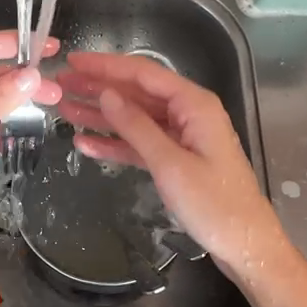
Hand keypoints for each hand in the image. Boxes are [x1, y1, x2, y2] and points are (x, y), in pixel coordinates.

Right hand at [56, 52, 283, 272]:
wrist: (245, 246)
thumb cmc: (214, 205)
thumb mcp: (170, 165)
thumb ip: (136, 127)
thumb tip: (106, 94)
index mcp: (194, 104)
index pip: (143, 74)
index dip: (105, 66)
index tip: (74, 60)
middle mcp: (188, 113)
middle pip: (136, 92)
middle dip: (98, 88)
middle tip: (61, 83)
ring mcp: (182, 136)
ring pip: (134, 118)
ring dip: (100, 115)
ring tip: (64, 109)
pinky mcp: (176, 159)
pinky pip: (140, 144)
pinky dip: (114, 143)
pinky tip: (85, 143)